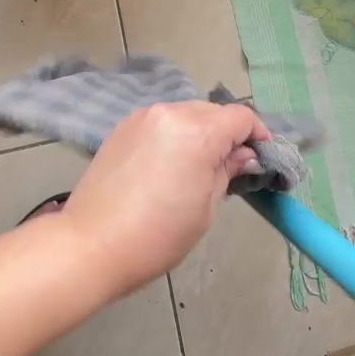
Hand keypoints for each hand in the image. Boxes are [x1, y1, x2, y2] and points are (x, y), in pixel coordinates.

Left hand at [57, 102, 272, 297]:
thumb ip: (227, 172)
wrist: (92, 244)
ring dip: (200, 131)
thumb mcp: (206, 208)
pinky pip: (162, 121)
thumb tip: (243, 155)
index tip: (262, 157)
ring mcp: (143, 117)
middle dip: (228, 133)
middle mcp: (171, 113)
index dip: (258, 135)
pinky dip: (174, 134)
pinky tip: (170, 163)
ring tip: (199, 166)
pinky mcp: (123, 126)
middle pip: (213, 111)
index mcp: (197, 132)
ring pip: (186, 113)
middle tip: (233, 166)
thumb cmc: (157, 235)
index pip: (240, 117)